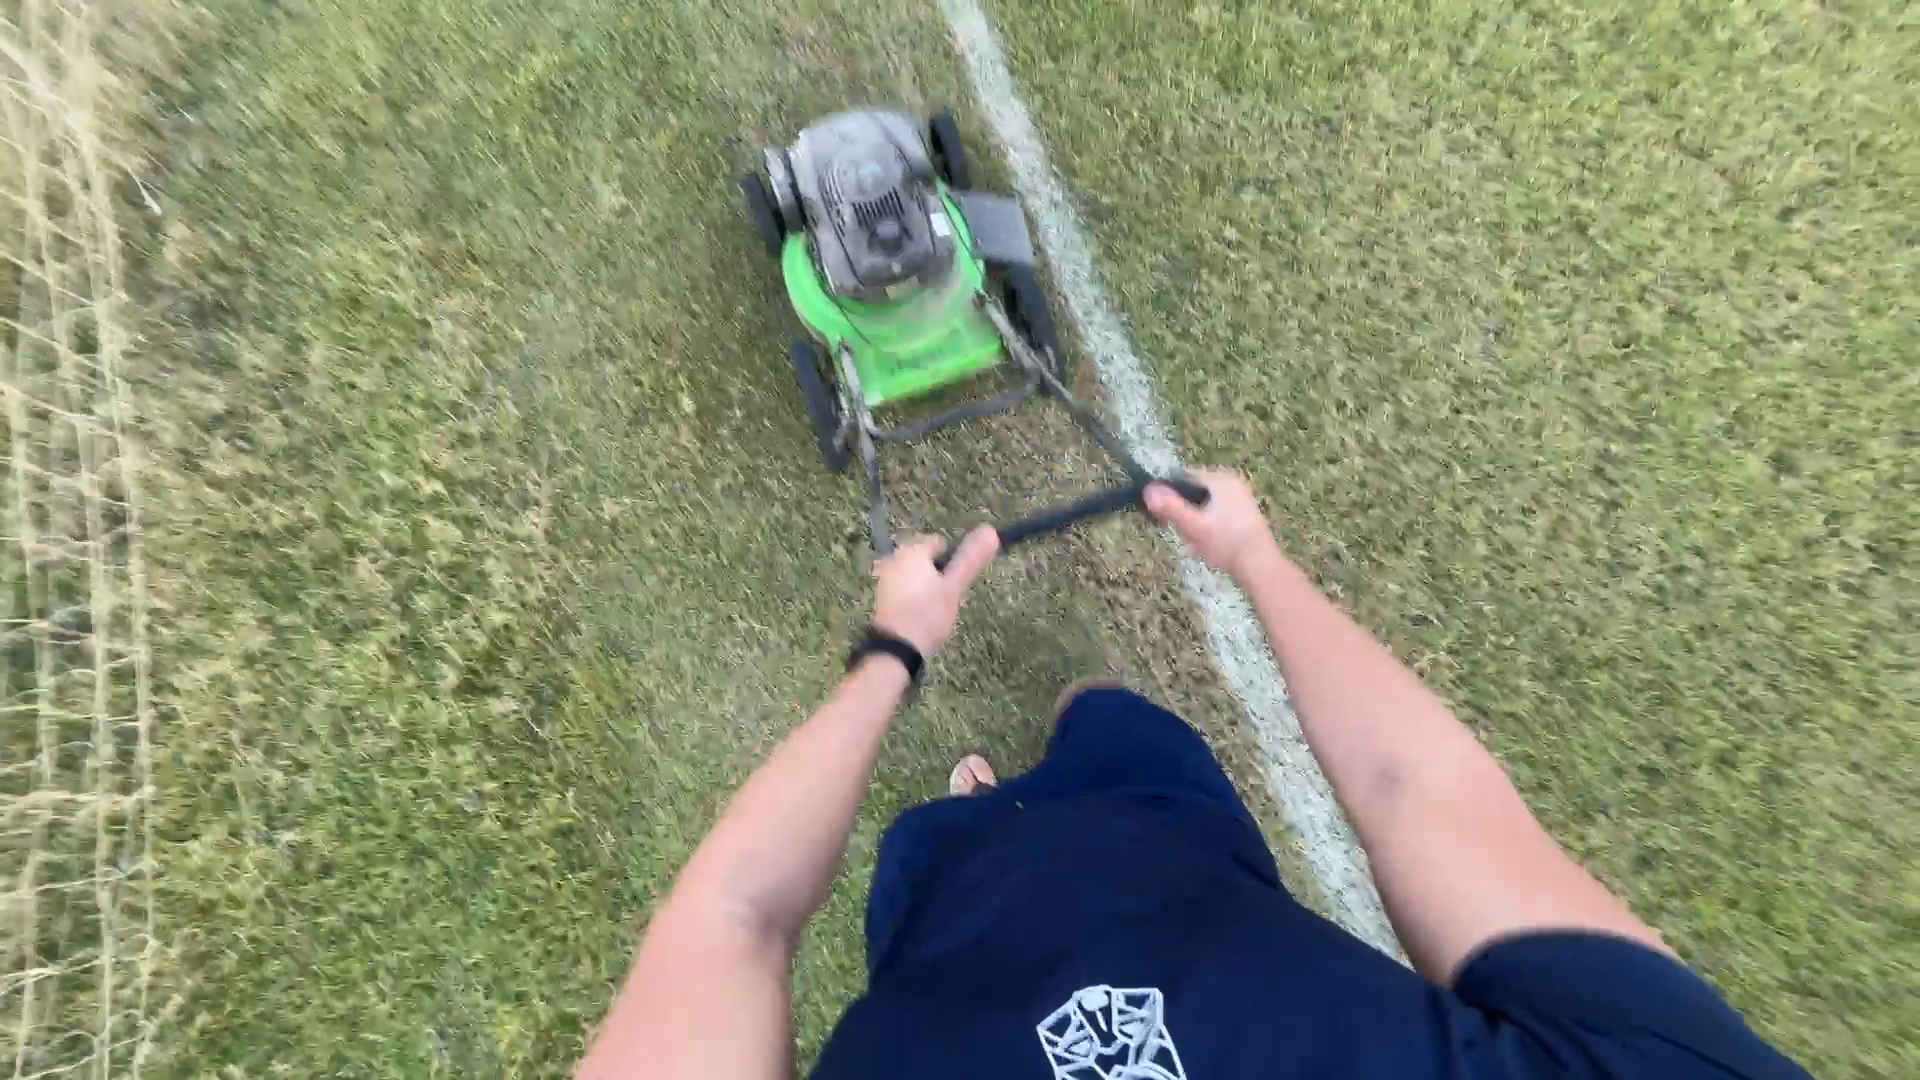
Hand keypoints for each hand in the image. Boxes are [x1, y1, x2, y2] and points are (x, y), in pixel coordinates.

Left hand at [871, 528, 1000, 656]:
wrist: (897, 649)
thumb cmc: (928, 614)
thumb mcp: (954, 587)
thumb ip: (971, 559)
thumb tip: (991, 530)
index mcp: (911, 550)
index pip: (941, 544)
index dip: (953, 564)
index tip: (955, 586)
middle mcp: (894, 557)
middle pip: (929, 560)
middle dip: (941, 577)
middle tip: (946, 601)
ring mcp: (885, 577)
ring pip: (919, 576)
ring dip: (930, 589)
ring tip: (934, 612)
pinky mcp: (882, 596)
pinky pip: (907, 589)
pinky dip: (916, 598)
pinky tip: (920, 616)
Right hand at [1144, 468, 1282, 582]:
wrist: (1259, 564)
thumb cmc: (1226, 542)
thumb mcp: (1193, 525)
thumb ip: (1170, 506)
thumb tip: (1147, 490)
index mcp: (1219, 478)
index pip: (1183, 478)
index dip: (1168, 496)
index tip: (1163, 518)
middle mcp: (1231, 481)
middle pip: (1192, 492)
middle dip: (1184, 513)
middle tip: (1186, 535)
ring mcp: (1239, 496)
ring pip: (1203, 505)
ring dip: (1194, 523)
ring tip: (1198, 543)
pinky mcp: (1243, 512)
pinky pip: (1215, 513)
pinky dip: (1207, 527)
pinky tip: (1210, 544)